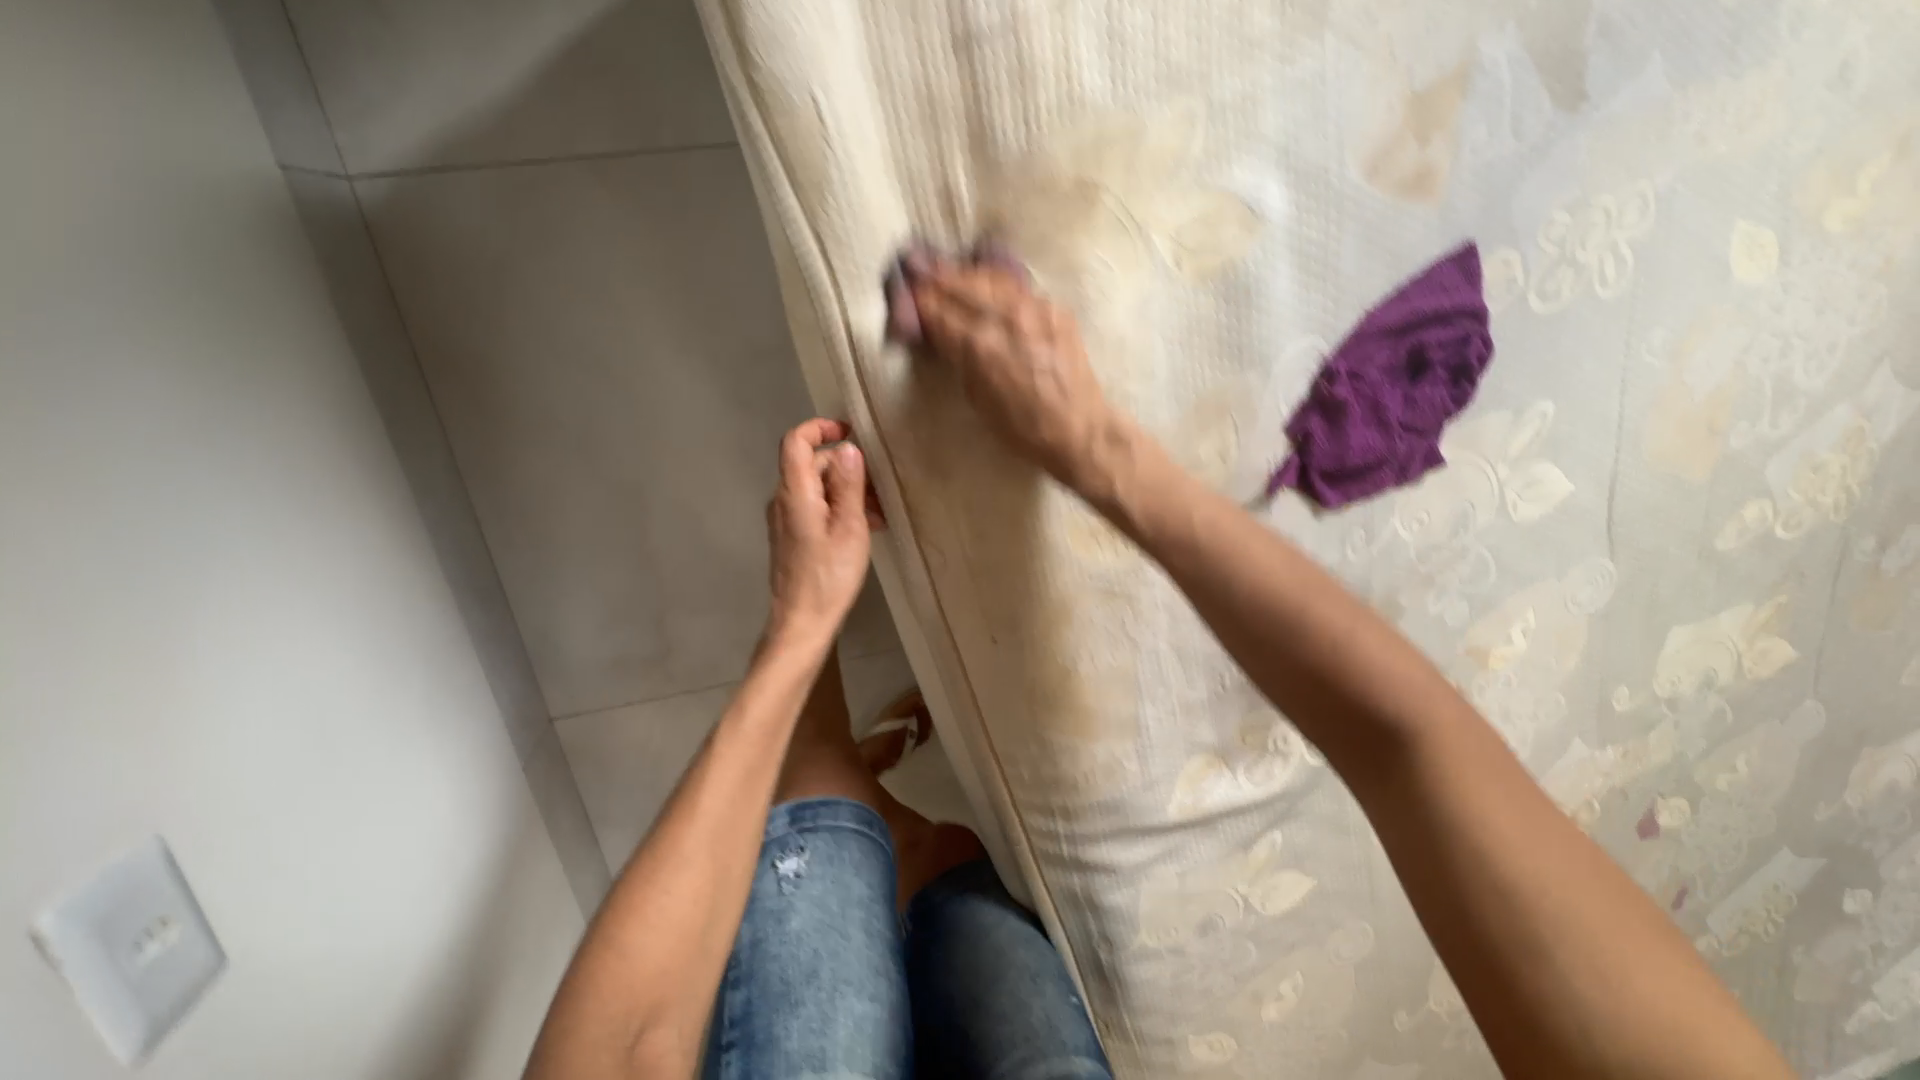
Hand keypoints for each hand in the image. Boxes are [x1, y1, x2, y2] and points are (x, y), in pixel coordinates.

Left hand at [764, 418, 875, 647]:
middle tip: (881, 487)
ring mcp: (785, 520)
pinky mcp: (791, 537)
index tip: (850, 432)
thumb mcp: (850, 528)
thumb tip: (848, 449)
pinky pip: (815, 509)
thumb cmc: (829, 576)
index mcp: (794, 493)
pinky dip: (839, 509)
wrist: (802, 622)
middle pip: (811, 465)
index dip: (821, 428)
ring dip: (848, 492)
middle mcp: (783, 500)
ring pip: (816, 489)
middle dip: (847, 468)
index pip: (796, 441)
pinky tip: (865, 528)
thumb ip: (849, 485)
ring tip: (879, 514)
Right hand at [907, 254, 1122, 491]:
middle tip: (919, 266)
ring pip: (991, 278)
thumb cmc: (1023, 429)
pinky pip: (1018, 288)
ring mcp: (1035, 308)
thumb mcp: (977, 399)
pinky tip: (987, 282)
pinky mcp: (1055, 309)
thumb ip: (958, 359)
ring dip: (966, 273)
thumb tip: (941, 334)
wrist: (1079, 430)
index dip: (919, 302)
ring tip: (950, 270)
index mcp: (980, 345)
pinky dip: (997, 283)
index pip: (939, 311)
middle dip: (937, 276)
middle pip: (962, 284)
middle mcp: (1006, 318)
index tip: (906, 293)